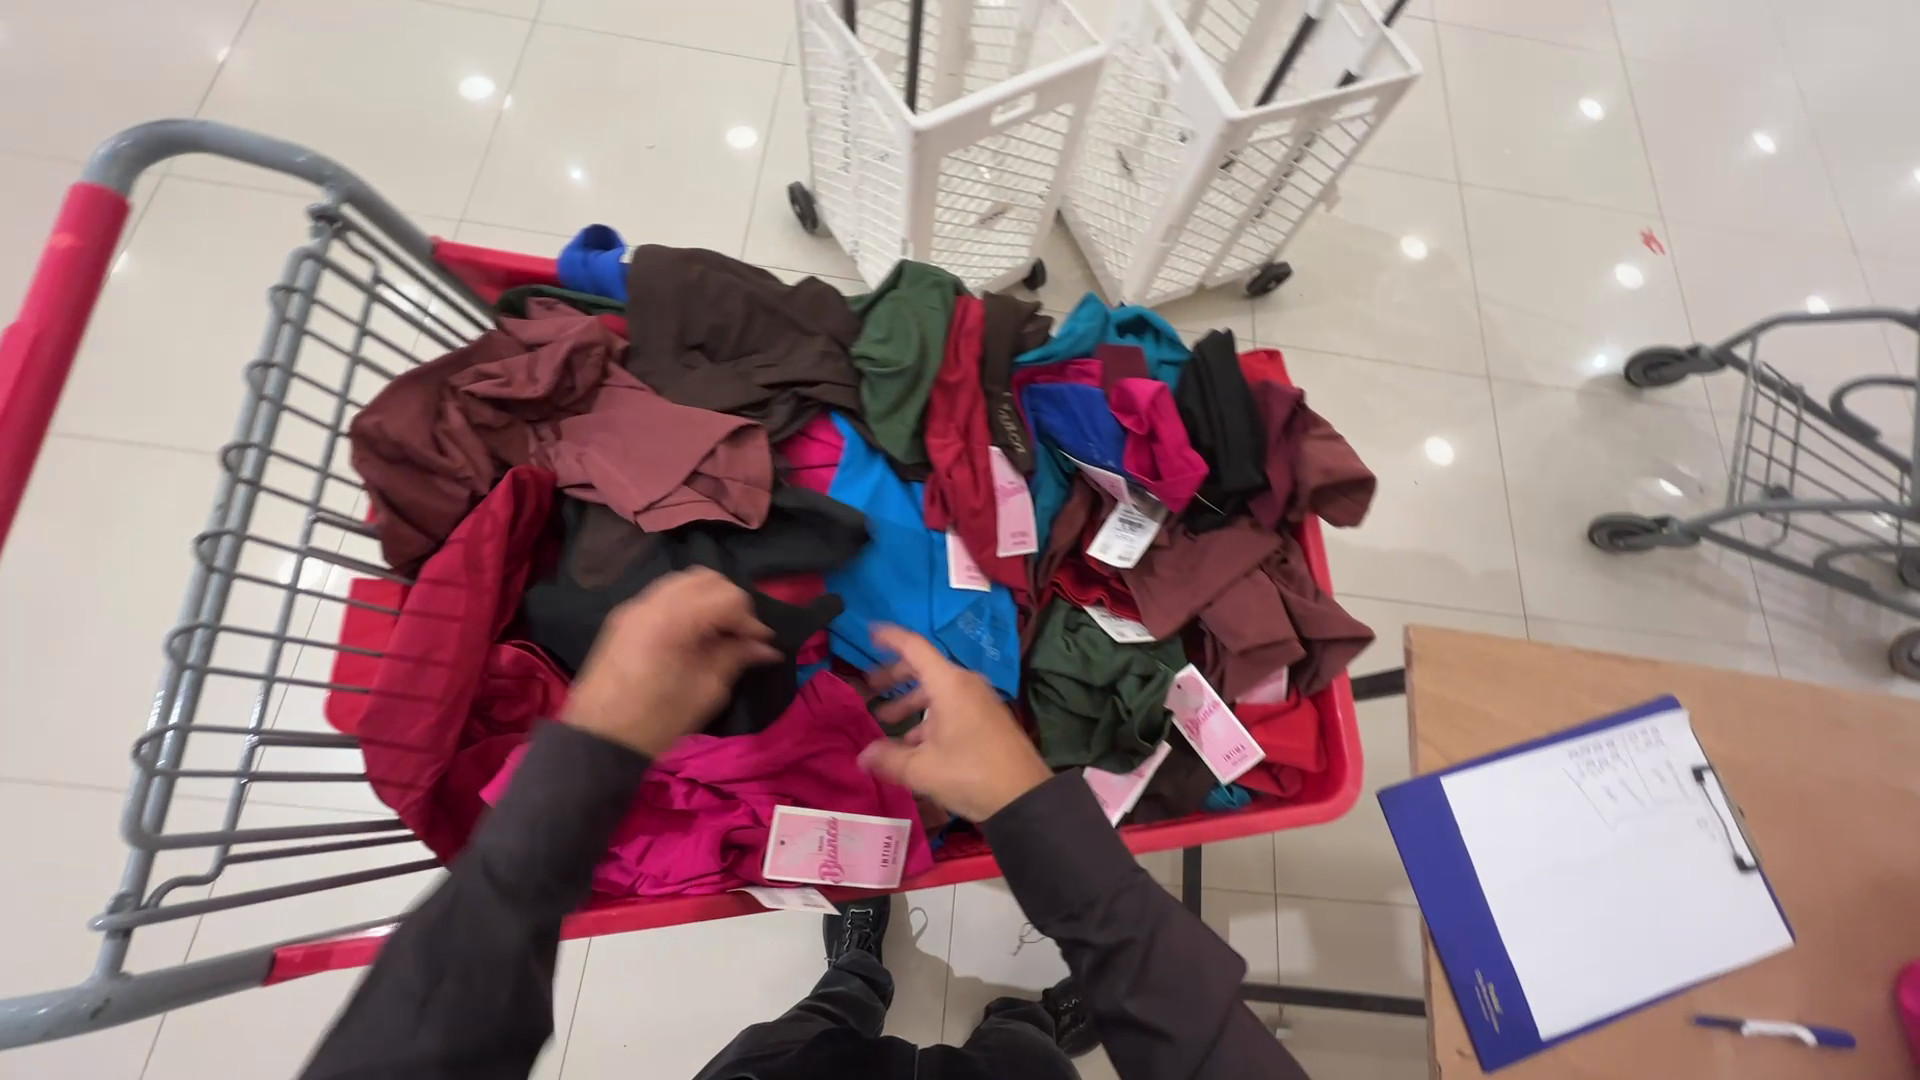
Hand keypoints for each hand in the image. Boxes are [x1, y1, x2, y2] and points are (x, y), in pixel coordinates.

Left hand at [563, 568, 782, 756]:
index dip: (750, 621)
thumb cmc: (658, 720)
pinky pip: (665, 594)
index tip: (760, 645)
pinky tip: (693, 632)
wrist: (598, 740)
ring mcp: (635, 606)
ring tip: (717, 631)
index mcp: (675, 619)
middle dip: (731, 603)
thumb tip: (765, 647)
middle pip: (708, 579)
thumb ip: (737, 657)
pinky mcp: (625, 617)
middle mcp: (653, 602)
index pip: (729, 598)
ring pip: (685, 581)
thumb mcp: (708, 690)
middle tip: (739, 634)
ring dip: (709, 599)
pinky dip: (687, 603)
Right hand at [858, 624, 1052, 821]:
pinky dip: (929, 714)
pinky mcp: (987, 717)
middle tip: (870, 688)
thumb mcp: (922, 770)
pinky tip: (915, 742)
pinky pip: (951, 704)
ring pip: (937, 689)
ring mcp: (979, 699)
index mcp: (949, 684)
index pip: (914, 647)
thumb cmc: (970, 774)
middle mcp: (965, 683)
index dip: (890, 638)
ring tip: (886, 720)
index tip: (869, 633)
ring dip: (911, 701)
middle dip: (894, 677)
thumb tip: (862, 755)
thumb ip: (888, 759)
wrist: (1025, 796)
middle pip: (924, 668)